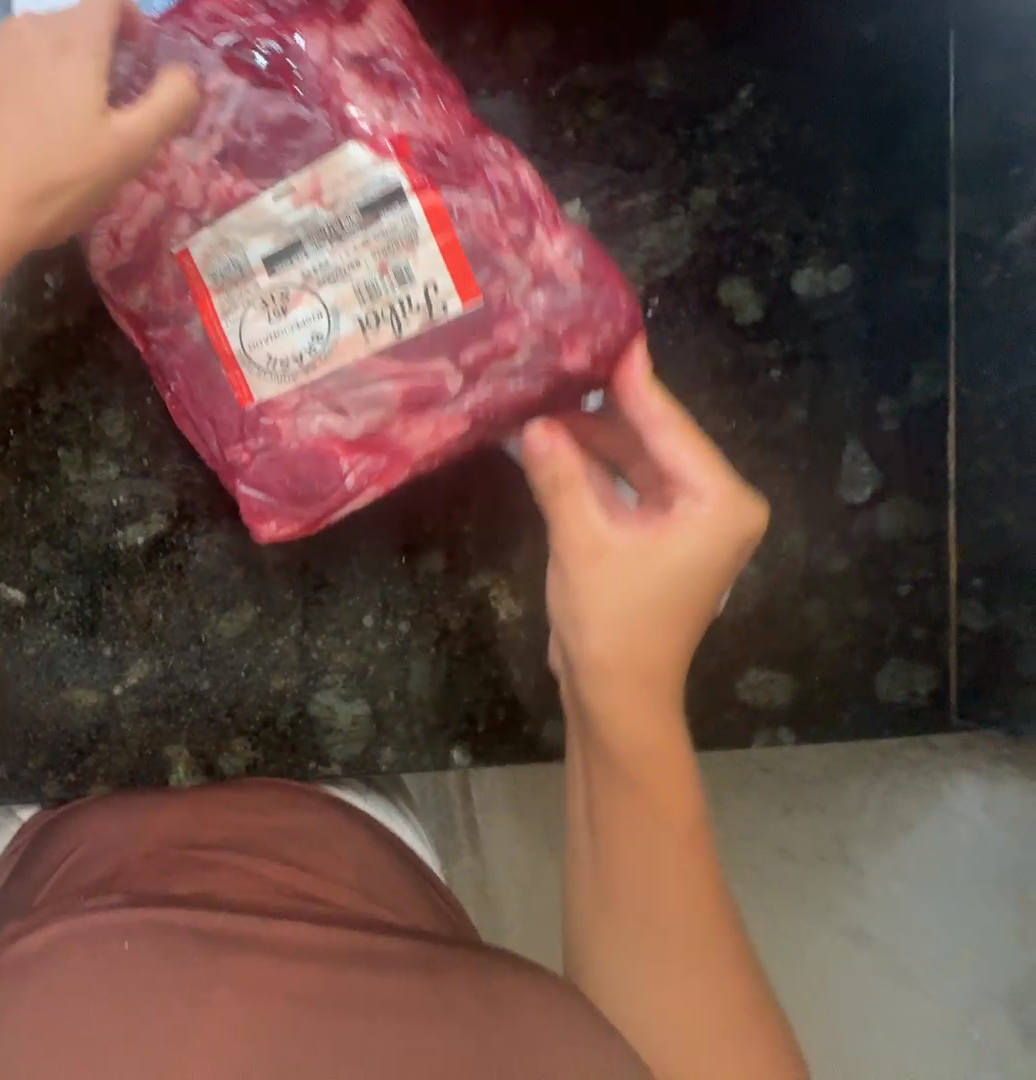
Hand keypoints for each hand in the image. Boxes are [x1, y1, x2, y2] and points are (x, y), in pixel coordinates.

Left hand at [0, 0, 199, 266]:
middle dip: (96, 51)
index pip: (114, 1)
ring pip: (32, 35)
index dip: (133, 22)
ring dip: (52, 57)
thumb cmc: (57, 184)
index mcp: (79, 37)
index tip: (139, 60)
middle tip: (103, 105)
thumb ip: (170, 103)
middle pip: (74, 23)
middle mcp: (33, 25)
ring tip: (59, 107)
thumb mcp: (129, 151)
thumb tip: (186, 74)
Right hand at [520, 340, 768, 722]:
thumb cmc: (612, 617)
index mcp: (718, 501)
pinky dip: (584, 473)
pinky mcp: (651, 538)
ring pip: (631, 465)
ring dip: (585, 443)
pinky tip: (546, 448)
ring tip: (538, 406)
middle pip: (651, 443)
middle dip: (601, 414)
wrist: (612, 688)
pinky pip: (618, 490)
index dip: (636, 385)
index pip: (670, 428)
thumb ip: (560, 477)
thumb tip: (532, 424)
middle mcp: (710, 504)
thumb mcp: (581, 541)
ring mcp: (680, 522)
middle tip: (556, 373)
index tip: (613, 339)